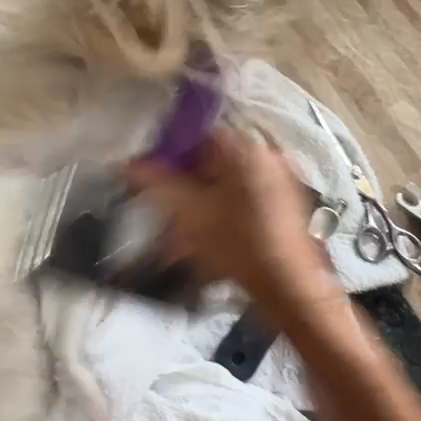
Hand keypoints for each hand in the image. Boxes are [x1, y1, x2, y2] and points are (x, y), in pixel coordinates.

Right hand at [129, 127, 339, 315]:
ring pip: (231, 177)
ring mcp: (283, 176)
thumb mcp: (189, 213)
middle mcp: (267, 153)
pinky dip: (229, 205)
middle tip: (172, 205)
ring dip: (207, 195)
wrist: (292, 288)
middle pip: (215, 156)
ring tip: (191, 226)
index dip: (172, 152)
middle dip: (189, 178)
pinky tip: (217, 232)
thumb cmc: (238, 245)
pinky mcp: (290, 200)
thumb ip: (156, 183)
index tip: (157, 176)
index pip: (198, 133)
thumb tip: (128, 163)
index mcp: (245, 147)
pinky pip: (249, 192)